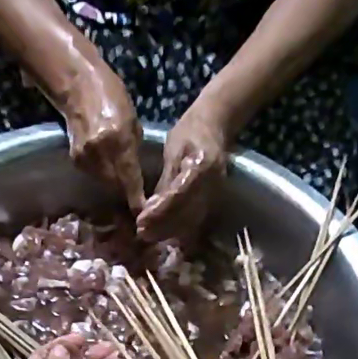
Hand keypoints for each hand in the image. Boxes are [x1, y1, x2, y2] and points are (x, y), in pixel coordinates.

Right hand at [62, 68, 145, 212]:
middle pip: (116, 185)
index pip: (130, 178)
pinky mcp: (75, 160)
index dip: (136, 198)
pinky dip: (100, 171)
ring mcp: (86, 159)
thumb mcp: (131, 119)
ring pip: (105, 181)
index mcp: (119, 141)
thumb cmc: (112, 96)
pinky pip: (93, 174)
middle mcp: (101, 154)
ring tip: (118, 172)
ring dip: (113, 181)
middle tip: (134, 194)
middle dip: (126, 190)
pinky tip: (102, 159)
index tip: (141, 213)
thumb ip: (133, 147)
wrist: (80, 87)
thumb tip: (135, 173)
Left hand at [138, 106, 228, 241]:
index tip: (140, 222)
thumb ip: (164, 181)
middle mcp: (212, 184)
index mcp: (202, 167)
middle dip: (161, 227)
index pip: (178, 197)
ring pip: (191, 222)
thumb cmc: (190, 132)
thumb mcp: (173, 151)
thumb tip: (150, 208)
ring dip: (168, 232)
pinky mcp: (214, 200)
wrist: (217, 123)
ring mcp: (216, 194)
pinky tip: (163, 234)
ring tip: (148, 235)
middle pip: (185, 214)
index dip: (158, 212)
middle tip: (140, 233)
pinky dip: (179, 230)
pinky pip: (196, 221)